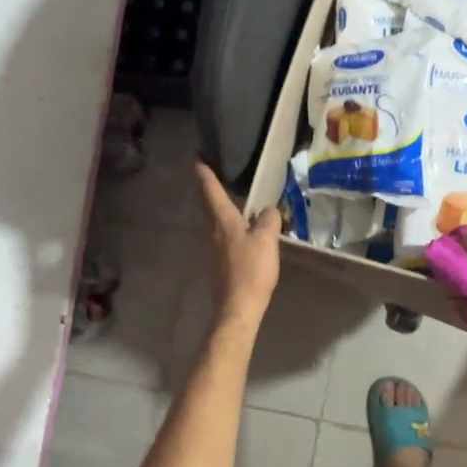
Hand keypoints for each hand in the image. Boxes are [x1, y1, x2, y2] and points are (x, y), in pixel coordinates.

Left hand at [195, 162, 280, 321]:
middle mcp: (215, 231)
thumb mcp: (267, 240)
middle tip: (214, 172)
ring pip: (219, 221)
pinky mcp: (223, 263)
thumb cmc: (251, 270)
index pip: (211, 191)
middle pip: (211, 205)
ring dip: (224, 207)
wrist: (238, 308)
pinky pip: (227, 236)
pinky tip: (246, 229)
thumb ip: (269, 220)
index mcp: (223, 221)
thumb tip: (270, 210)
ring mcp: (217, 249)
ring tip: (235, 197)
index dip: (204, 173)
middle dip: (211, 188)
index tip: (196, 158)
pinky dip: (234, 226)